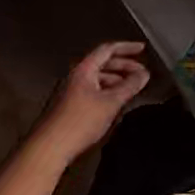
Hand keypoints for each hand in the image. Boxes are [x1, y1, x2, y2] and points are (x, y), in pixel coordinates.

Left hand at [33, 42, 150, 161]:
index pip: (107, 50)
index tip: (141, 48)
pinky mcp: (68, 106)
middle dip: (123, 66)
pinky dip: (106, 92)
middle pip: (102, 63)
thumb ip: (129, 86)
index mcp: (83, 70)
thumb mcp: (111, 102)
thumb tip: (143, 74)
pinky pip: (92, 91)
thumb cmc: (78, 122)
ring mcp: (70, 91)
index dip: (126, 47)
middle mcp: (75, 76)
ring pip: (97, 79)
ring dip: (116, 80)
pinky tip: (114, 103)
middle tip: (140, 72)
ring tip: (131, 89)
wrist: (50, 146)